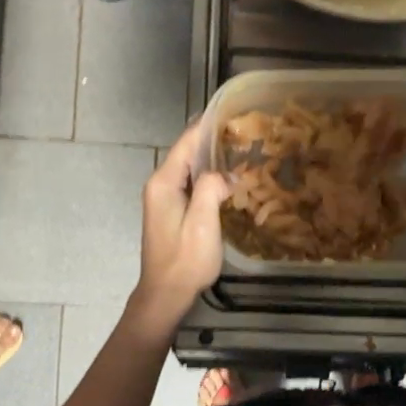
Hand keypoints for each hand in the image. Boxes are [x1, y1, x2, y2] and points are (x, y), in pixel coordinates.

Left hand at [132, 119, 230, 327]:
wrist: (166, 294)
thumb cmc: (185, 259)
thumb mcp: (203, 222)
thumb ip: (211, 188)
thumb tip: (226, 174)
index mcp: (164, 183)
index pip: (186, 142)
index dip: (207, 125)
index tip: (231, 111)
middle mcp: (160, 185)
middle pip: (188, 152)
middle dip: (214, 140)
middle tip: (246, 130)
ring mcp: (165, 199)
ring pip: (191, 169)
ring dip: (213, 159)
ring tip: (242, 149)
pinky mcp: (172, 212)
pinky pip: (192, 184)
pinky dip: (210, 177)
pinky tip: (230, 179)